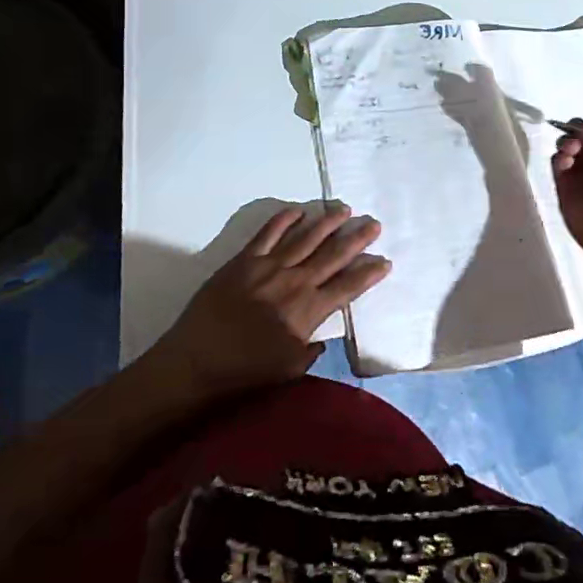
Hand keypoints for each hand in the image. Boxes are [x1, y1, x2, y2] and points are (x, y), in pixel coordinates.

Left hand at [152, 204, 391, 395]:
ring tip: (344, 209)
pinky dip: (284, 219)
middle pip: (332, 254)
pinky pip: (268, 233)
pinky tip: (299, 211)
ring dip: (327, 222)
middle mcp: (294, 282)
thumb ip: (311, 349)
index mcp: (308, 311)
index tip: (385, 261)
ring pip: (305, 237)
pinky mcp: (244, 259)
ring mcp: (268, 266)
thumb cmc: (245, 373)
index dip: (369, 273)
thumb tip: (323, 337)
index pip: (348, 286)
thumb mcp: (290, 369)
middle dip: (356, 238)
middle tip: (373, 224)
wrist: (197, 361)